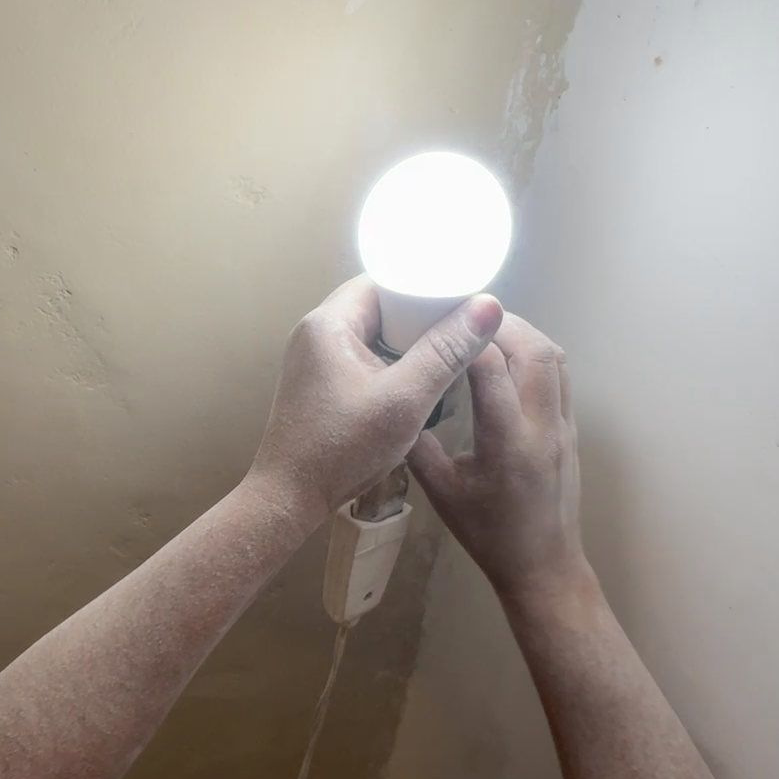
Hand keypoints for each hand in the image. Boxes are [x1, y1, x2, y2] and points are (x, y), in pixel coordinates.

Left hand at [245, 275, 503, 526]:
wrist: (289, 498)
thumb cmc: (342, 450)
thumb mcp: (404, 400)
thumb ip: (446, 352)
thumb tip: (489, 305)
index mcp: (328, 324)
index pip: (383, 280)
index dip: (424, 284)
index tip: (463, 297)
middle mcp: (316, 334)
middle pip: (378, 305)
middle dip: (421, 314)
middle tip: (462, 327)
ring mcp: (314, 361)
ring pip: (372, 334)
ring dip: (407, 341)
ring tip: (448, 351)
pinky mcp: (319, 385)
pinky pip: (362, 357)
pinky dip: (390, 362)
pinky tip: (418, 379)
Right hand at [407, 313, 591, 602]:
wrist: (542, 564)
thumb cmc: (487, 532)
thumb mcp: (441, 492)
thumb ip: (418, 444)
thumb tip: (395, 403)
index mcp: (507, 442)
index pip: (490, 368)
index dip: (464, 335)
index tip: (437, 319)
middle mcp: (542, 426)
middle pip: (533, 349)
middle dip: (498, 322)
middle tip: (461, 316)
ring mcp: (564, 425)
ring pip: (553, 356)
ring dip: (522, 333)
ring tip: (484, 330)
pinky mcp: (571, 429)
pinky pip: (560, 374)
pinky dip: (535, 353)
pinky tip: (507, 359)